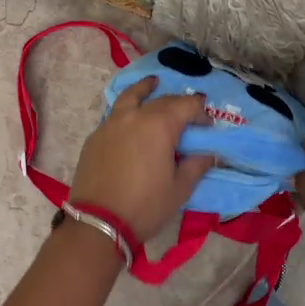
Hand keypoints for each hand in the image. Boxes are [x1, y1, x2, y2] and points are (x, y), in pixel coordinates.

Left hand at [69, 77, 215, 240]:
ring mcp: (111, 123)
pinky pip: (115, 114)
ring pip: (131, 96)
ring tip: (153, 83)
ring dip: (145, 89)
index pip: (186, 105)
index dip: (200, 111)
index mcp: (160, 124)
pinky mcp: (95, 135)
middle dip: (178, 104)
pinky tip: (130, 119)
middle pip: (161, 99)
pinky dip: (127, 109)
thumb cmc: (145, 206)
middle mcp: (135, 115)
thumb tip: (208, 153)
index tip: (208, 124)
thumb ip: (196, 166)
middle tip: (188, 115)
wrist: (99, 222)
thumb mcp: (179, 189)